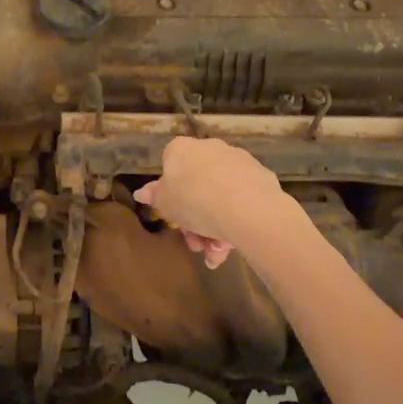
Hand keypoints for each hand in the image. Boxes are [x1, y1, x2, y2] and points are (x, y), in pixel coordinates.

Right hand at [133, 137, 288, 267]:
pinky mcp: (261, 176)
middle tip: (197, 245)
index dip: (172, 196)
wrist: (245, 207)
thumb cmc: (193, 201)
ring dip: (215, 227)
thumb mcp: (165, 204)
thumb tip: (141, 193)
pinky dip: (237, 220)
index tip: (176, 218)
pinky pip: (242, 199)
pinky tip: (234, 245)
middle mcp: (210, 148)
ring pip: (221, 196)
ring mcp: (237, 161)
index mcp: (181, 149)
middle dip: (195, 220)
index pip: (171, 167)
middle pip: (197, 186)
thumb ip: (154, 197)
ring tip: (217, 255)